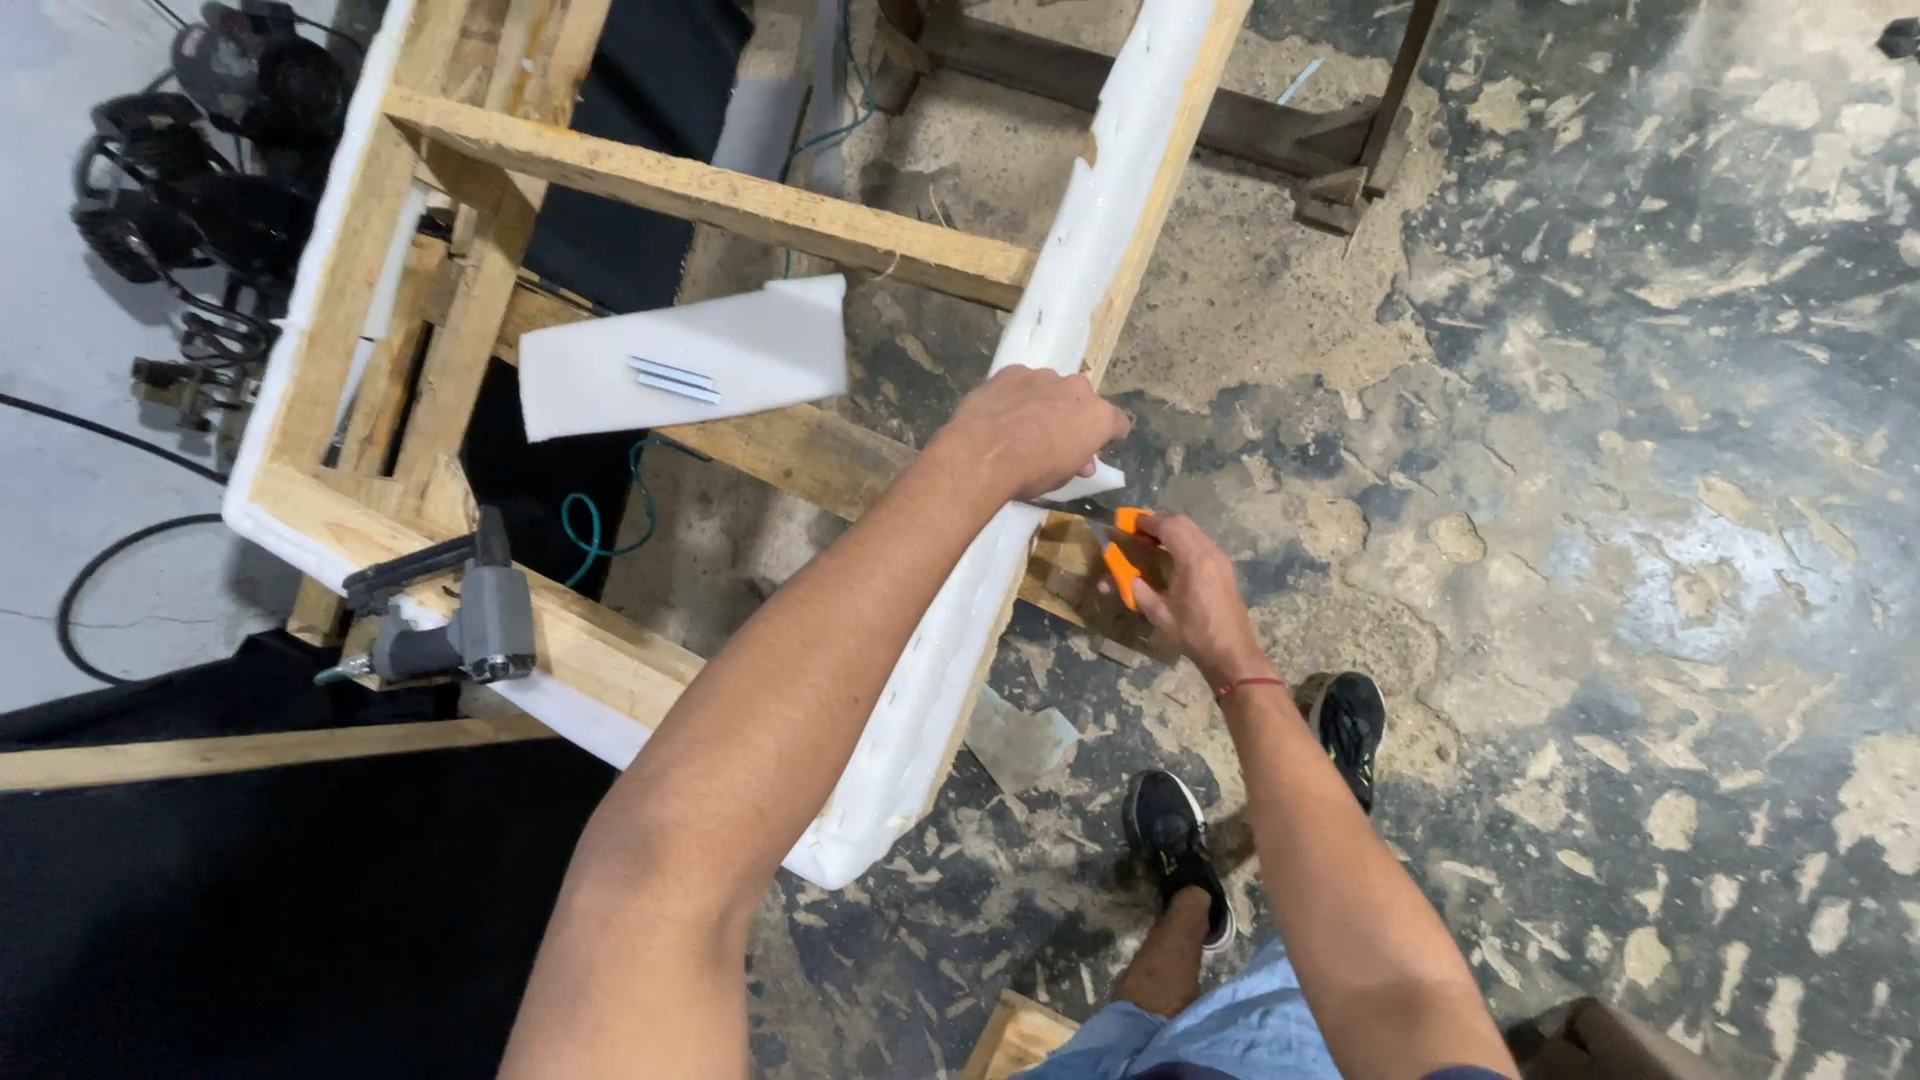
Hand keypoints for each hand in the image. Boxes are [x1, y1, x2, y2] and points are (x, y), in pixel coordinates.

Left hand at [934, 366, 1131, 498]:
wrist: (983, 453)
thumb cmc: (1031, 473)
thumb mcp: (1061, 477)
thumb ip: (1076, 463)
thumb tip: (1082, 462)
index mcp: (1098, 416)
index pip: (1118, 423)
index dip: (1107, 438)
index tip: (1092, 450)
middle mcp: (1076, 388)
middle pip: (1083, 401)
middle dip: (1074, 417)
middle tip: (1054, 439)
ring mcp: (1044, 376)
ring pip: (1051, 388)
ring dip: (1044, 403)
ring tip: (1021, 425)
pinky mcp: (1012, 371)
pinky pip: (1021, 382)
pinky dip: (1016, 395)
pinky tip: (1000, 413)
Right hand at [1128, 514, 1274, 687]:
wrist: (1231, 652)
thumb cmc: (1194, 634)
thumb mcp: (1158, 613)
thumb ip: (1137, 589)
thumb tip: (1120, 576)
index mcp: (1194, 561)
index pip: (1169, 526)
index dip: (1146, 521)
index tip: (1126, 524)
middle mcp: (1210, 553)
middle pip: (1182, 522)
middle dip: (1157, 522)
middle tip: (1136, 531)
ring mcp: (1220, 559)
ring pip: (1193, 530)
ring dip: (1170, 529)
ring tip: (1149, 540)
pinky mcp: (1224, 567)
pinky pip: (1200, 541)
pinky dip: (1182, 539)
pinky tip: (1169, 554)